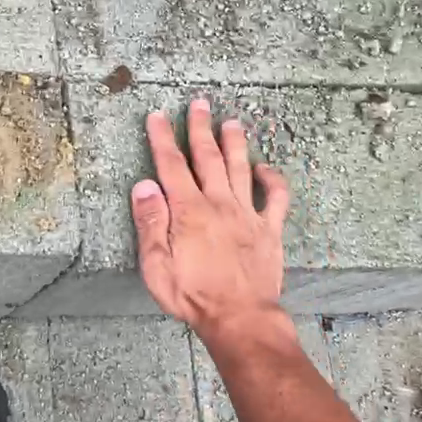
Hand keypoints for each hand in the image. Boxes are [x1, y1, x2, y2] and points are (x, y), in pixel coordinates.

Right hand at [129, 99, 291, 343]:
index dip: (163, 139)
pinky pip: (277, 198)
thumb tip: (144, 186)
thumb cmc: (190, 295)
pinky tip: (266, 168)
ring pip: (241, 169)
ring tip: (232, 122)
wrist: (238, 317)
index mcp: (188, 212)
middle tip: (199, 104)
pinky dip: (274, 179)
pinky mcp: (268, 230)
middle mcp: (219, 205)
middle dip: (200, 130)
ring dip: (235, 143)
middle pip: (208, 159)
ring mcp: (247, 215)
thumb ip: (151, 223)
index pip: (172, 167)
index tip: (157, 117)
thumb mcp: (156, 265)